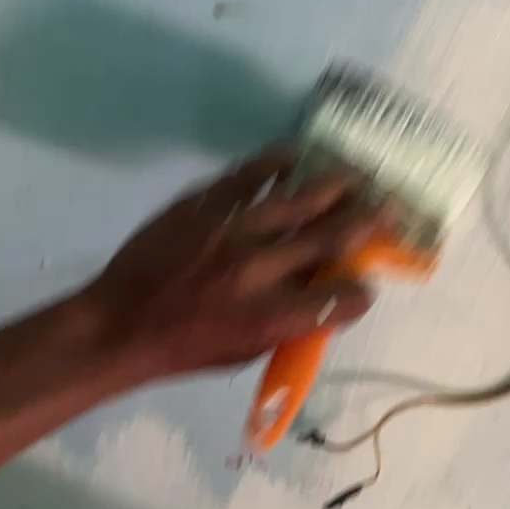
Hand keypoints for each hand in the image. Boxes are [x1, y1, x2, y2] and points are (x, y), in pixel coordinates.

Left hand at [83, 148, 387, 376]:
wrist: (119, 322)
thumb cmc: (184, 347)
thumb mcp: (245, 351)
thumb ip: (290, 324)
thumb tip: (325, 294)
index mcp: (271, 316)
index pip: (340, 298)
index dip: (362, 292)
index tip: (367, 285)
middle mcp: (259, 269)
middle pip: (330, 236)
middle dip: (370, 220)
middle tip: (390, 205)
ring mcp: (231, 230)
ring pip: (298, 198)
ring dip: (335, 185)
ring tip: (357, 174)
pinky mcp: (204, 205)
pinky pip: (250, 176)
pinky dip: (278, 164)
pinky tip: (297, 157)